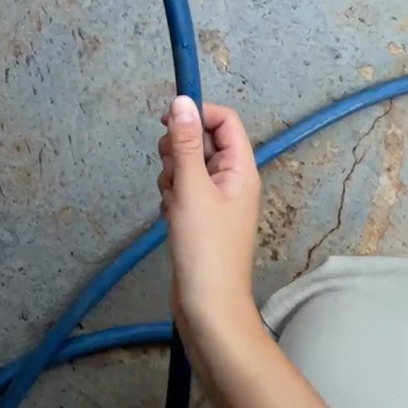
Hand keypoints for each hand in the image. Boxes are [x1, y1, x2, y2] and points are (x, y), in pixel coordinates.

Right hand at [157, 97, 261, 335]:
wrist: (207, 306)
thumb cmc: (204, 245)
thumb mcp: (190, 186)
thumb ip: (184, 141)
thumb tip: (181, 100)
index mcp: (241, 168)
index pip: (224, 119)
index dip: (197, 114)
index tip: (167, 123)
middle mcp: (233, 179)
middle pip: (203, 140)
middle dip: (179, 149)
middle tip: (171, 171)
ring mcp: (218, 199)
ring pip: (189, 164)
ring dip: (173, 174)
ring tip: (173, 200)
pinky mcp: (203, 216)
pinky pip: (184, 188)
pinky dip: (173, 195)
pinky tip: (171, 216)